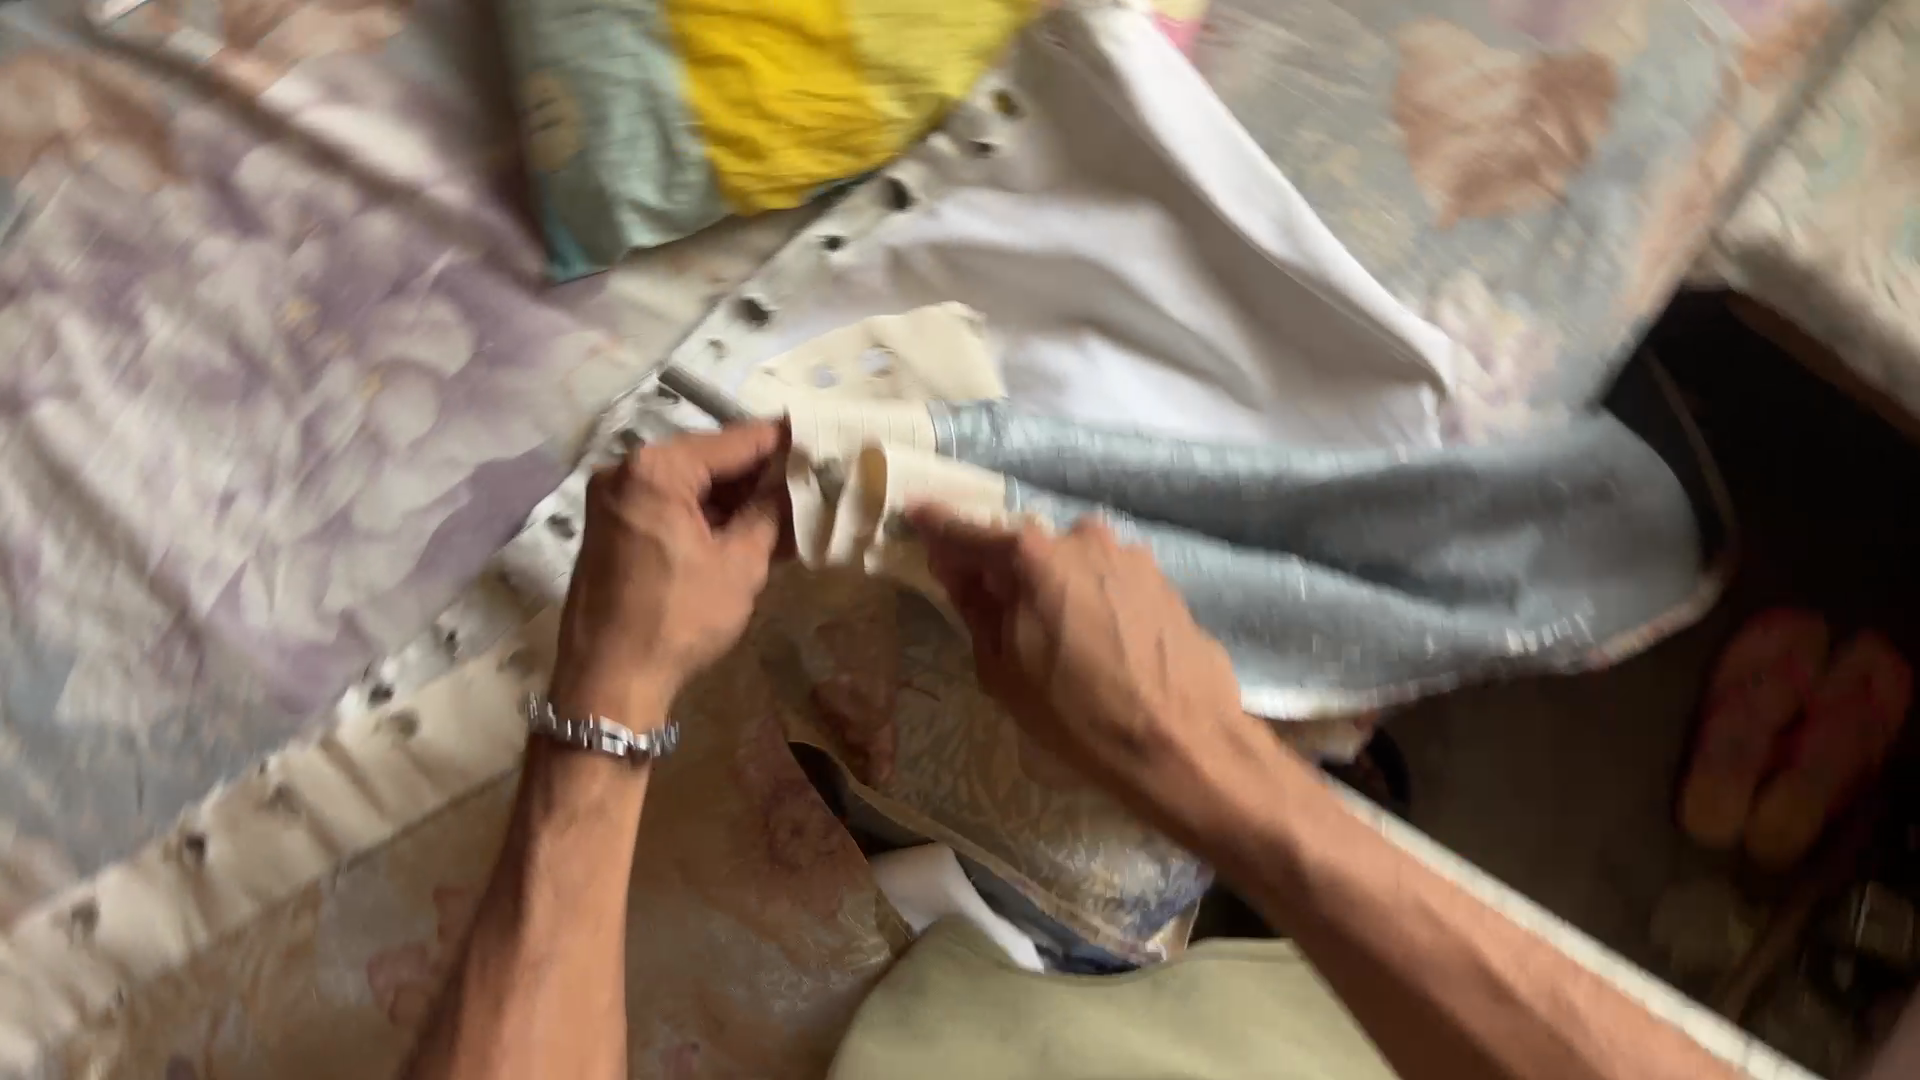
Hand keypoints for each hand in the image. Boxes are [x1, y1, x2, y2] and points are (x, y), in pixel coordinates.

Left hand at [551, 423, 783, 722]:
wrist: (610, 680)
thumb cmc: (680, 618)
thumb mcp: (741, 563)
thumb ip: (771, 510)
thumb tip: (796, 481)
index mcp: (657, 469)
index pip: (738, 440)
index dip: (785, 441)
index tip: (824, 438)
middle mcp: (628, 469)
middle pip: (712, 458)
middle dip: (762, 473)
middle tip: (813, 480)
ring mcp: (616, 497)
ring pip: (694, 483)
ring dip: (739, 497)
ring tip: (791, 509)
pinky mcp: (615, 524)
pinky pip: (673, 504)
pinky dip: (710, 514)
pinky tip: (752, 527)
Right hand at [907, 505, 1261, 815]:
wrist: (1182, 743)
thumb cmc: (1077, 714)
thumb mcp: (1003, 670)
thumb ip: (975, 607)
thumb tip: (958, 570)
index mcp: (1034, 555)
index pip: (969, 533)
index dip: (937, 528)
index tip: (915, 516)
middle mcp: (1082, 537)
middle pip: (1024, 547)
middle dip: (1001, 570)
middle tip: (990, 609)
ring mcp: (1128, 554)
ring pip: (1069, 563)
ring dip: (1051, 585)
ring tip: (1056, 638)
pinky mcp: (1161, 577)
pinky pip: (1105, 578)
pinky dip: (1089, 596)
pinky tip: (1098, 640)